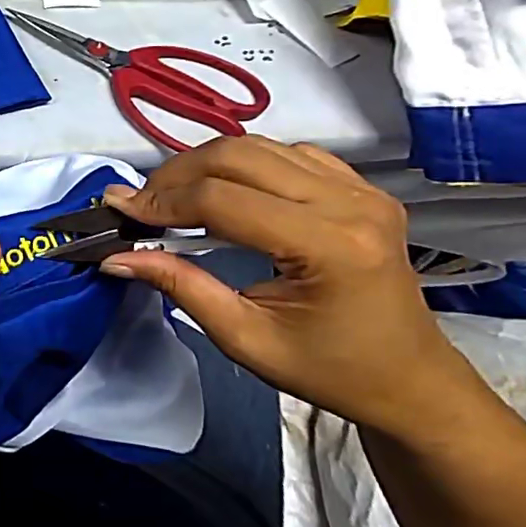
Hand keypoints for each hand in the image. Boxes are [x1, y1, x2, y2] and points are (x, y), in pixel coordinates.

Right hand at [99, 136, 481, 436]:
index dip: (163, 201)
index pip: (223, 199)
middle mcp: (350, 204)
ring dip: (203, 164)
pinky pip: (285, 152)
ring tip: (173, 196)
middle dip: (176, 175)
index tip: (120, 211)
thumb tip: (115, 256)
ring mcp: (360, 189)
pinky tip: (224, 189)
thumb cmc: (330, 370)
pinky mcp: (360, 186)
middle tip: (141, 203)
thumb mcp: (244, 338)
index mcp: (330, 247)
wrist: (410, 381)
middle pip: (236, 155)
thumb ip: (180, 286)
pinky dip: (241, 162)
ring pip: (257, 145)